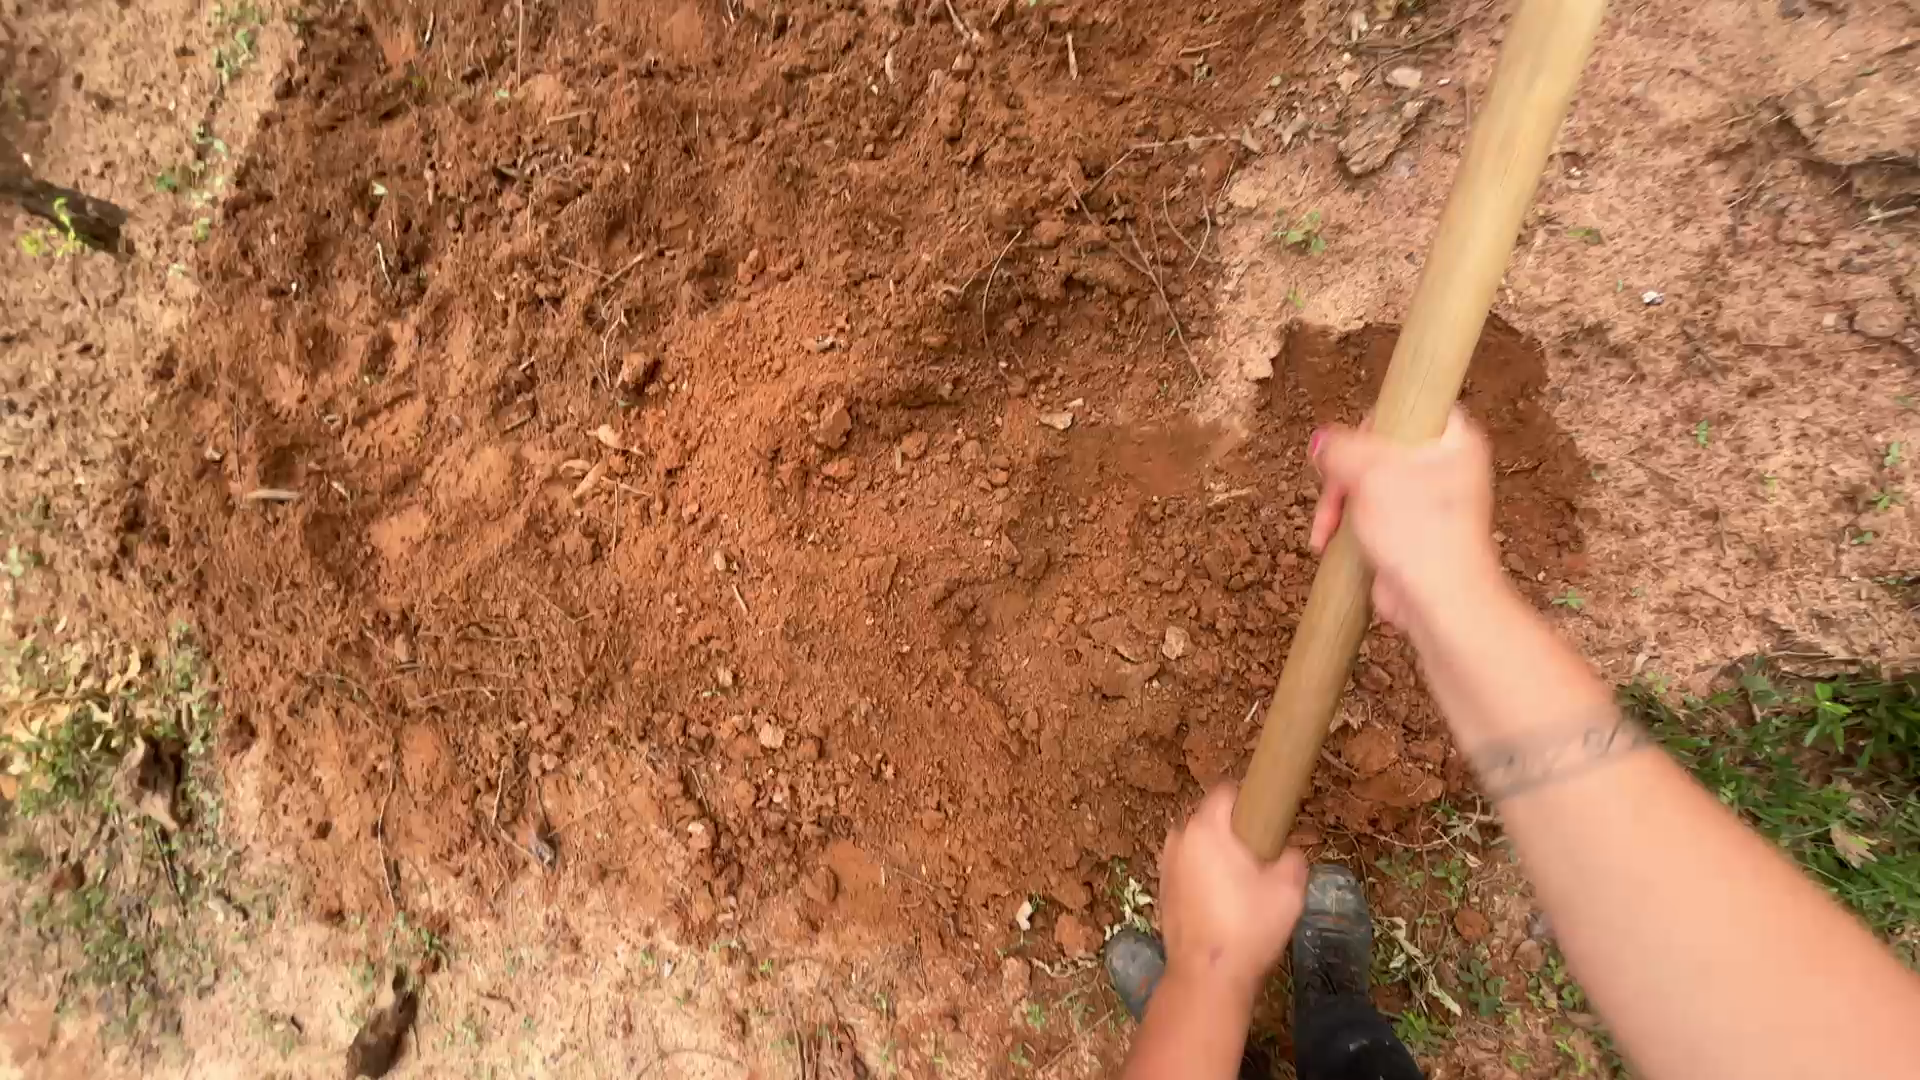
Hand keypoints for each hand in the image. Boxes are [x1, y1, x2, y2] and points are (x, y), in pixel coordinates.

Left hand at [1158, 786, 1309, 998]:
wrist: (1207, 974)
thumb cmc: (1248, 926)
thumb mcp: (1288, 889)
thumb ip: (1293, 858)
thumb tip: (1288, 851)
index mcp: (1206, 826)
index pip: (1225, 791)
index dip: (1249, 799)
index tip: (1267, 818)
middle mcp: (1180, 836)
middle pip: (1210, 817)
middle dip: (1233, 829)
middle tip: (1260, 855)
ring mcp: (1166, 861)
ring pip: (1197, 842)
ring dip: (1216, 852)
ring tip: (1242, 882)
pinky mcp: (1162, 885)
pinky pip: (1187, 865)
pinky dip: (1202, 872)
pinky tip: (1221, 900)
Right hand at [1308, 408, 1502, 634]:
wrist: (1435, 598)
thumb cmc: (1421, 534)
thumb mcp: (1372, 474)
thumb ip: (1341, 449)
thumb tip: (1321, 441)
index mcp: (1451, 442)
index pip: (1406, 410)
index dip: (1371, 425)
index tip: (1350, 448)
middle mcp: (1440, 468)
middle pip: (1373, 451)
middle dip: (1341, 476)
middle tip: (1333, 492)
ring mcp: (1421, 501)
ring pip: (1362, 484)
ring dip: (1336, 504)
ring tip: (1326, 528)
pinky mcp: (1403, 529)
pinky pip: (1362, 514)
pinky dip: (1342, 526)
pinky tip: (1328, 541)